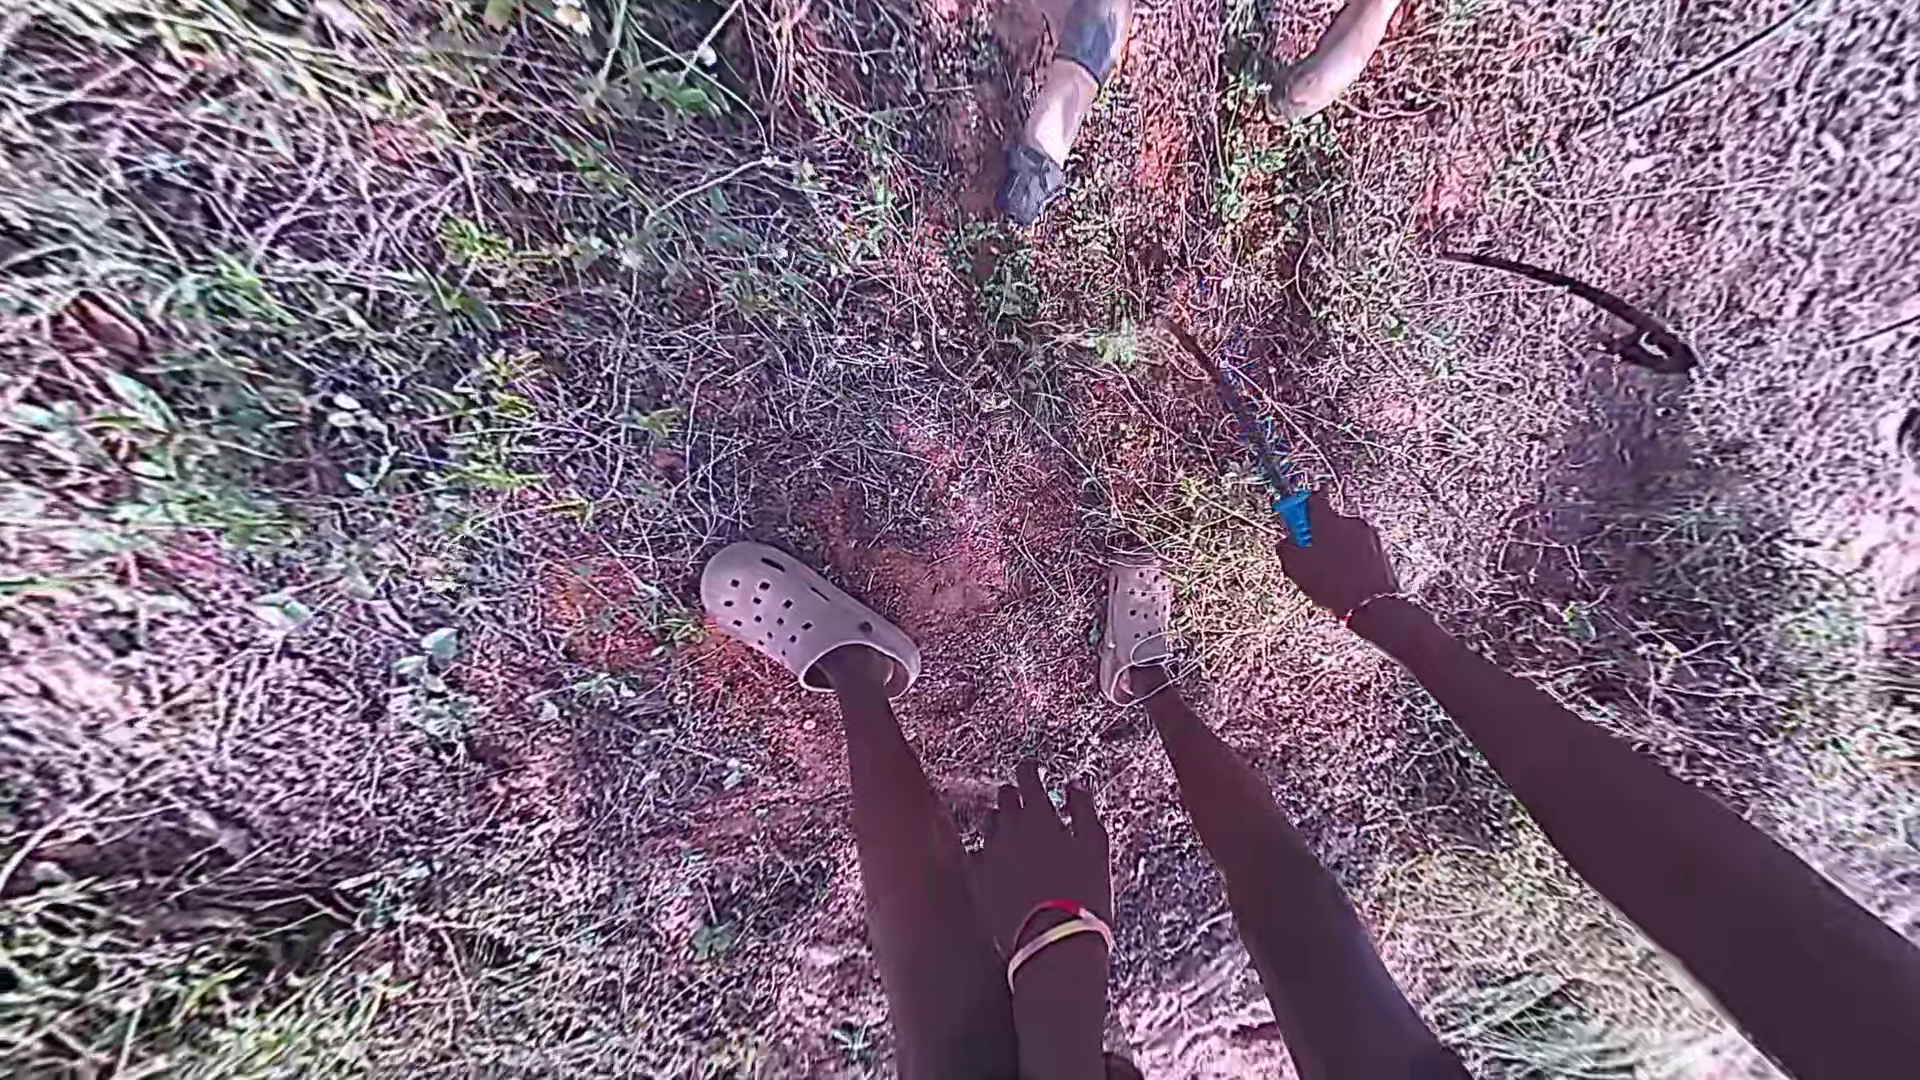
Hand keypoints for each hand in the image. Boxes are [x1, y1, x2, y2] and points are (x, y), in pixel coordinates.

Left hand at [973, 760, 1111, 952]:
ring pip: (992, 825)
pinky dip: (993, 856)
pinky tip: (1007, 868)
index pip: (1026, 774)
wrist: (1054, 948)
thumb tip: (1074, 784)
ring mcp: (990, 853)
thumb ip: (1084, 808)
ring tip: (1021, 840)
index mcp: (1038, 814)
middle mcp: (1008, 827)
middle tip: (1031, 807)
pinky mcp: (979, 880)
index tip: (1034, 769)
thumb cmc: (1083, 897)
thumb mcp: (1096, 846)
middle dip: (1017, 796)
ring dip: (1004, 826)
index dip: (1030, 768)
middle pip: (1006, 797)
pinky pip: (982, 856)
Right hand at [1278, 491, 1397, 617]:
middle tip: (1305, 550)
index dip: (1299, 506)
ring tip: (1325, 568)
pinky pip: (1356, 545)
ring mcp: (1367, 535)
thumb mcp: (1294, 567)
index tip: (1292, 515)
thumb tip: (1284, 542)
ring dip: (1332, 544)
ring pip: (1342, 533)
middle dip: (1315, 531)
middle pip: (1327, 519)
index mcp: (1327, 521)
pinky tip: (1340, 573)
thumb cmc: (1333, 584)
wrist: (1371, 605)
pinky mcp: (1379, 548)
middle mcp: (1350, 522)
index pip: (1312, 499)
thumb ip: (1285, 547)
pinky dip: (1347, 554)